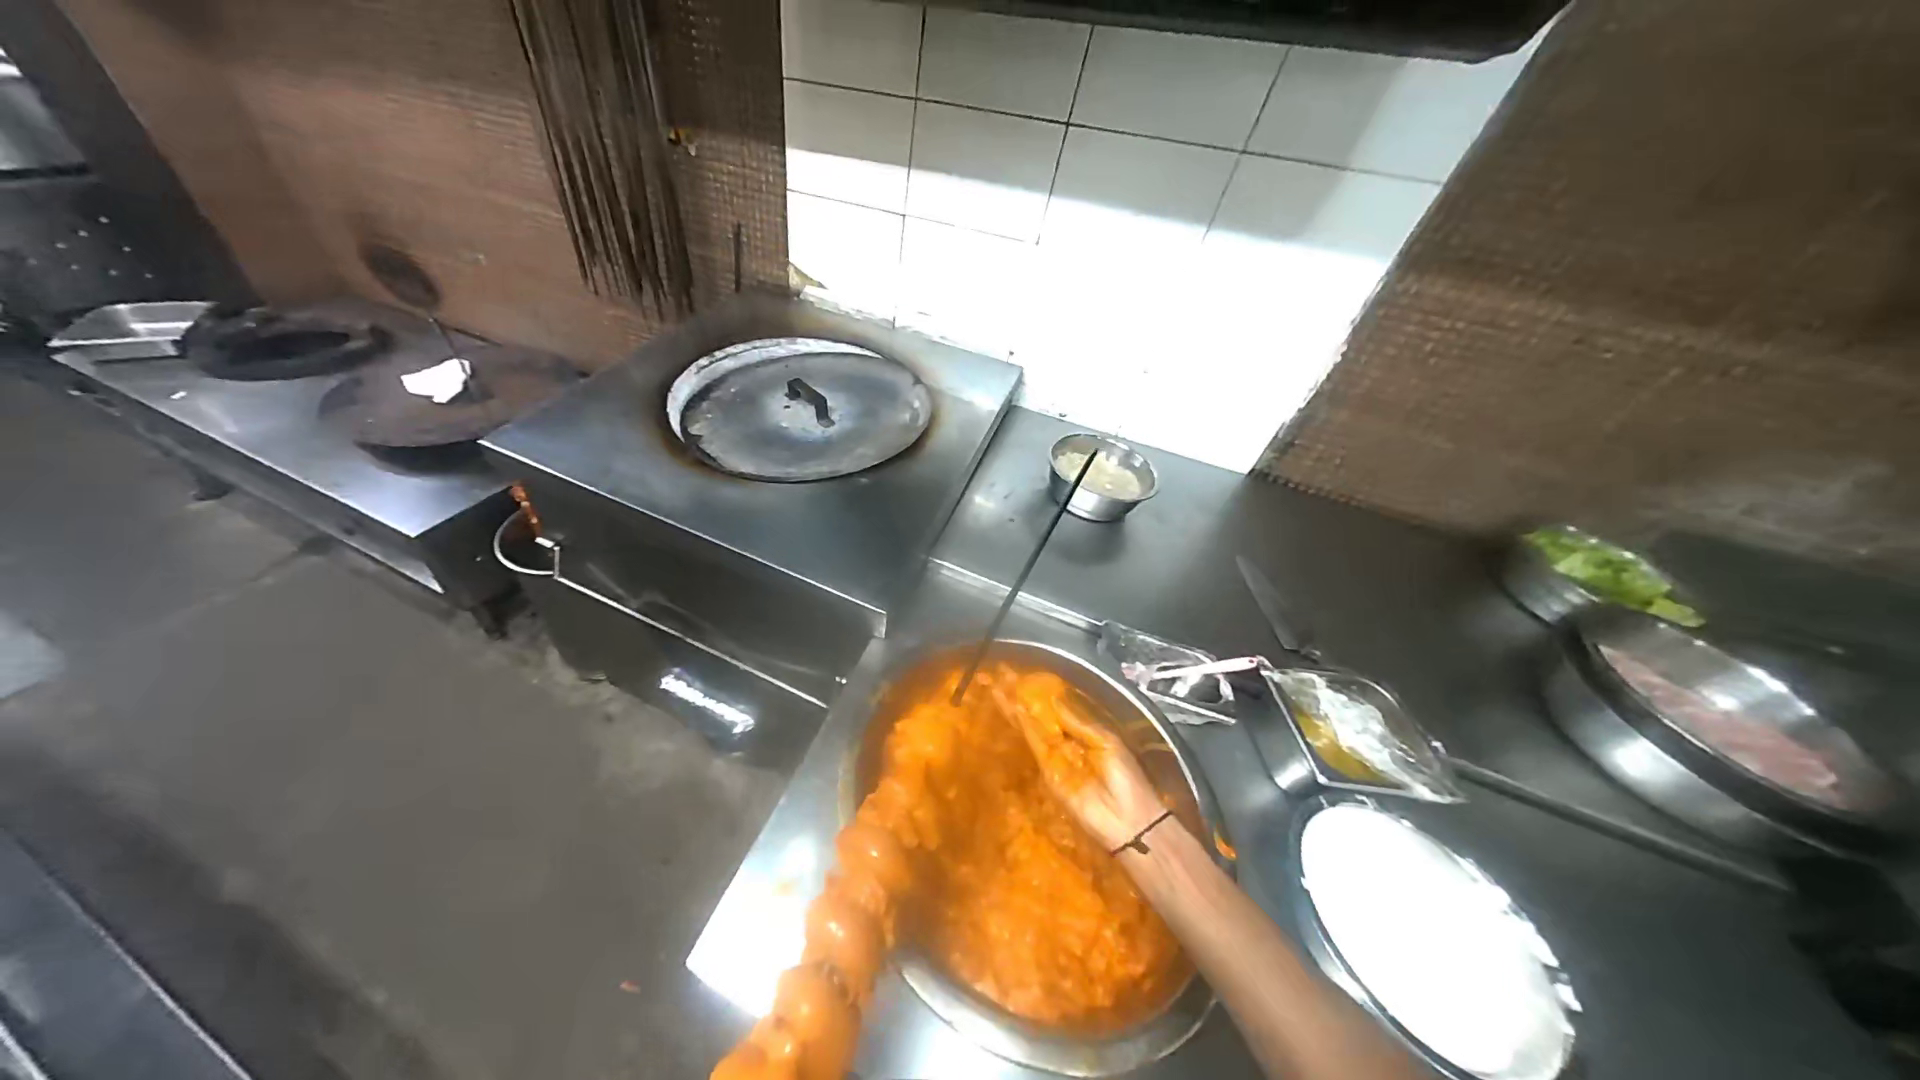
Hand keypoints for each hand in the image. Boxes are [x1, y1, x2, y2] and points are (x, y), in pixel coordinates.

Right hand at [1002, 678, 1167, 851]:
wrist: (1129, 819)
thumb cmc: (1126, 778)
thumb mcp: (1107, 742)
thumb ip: (1080, 722)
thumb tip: (1055, 699)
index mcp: (1087, 733)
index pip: (1061, 709)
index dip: (1045, 693)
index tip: (1028, 676)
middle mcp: (1068, 742)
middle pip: (1042, 717)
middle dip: (1025, 699)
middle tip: (1004, 677)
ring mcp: (1056, 757)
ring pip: (1034, 729)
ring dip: (1018, 710)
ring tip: (1000, 689)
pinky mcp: (1048, 773)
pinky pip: (1036, 748)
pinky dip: (1025, 729)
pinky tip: (1014, 711)